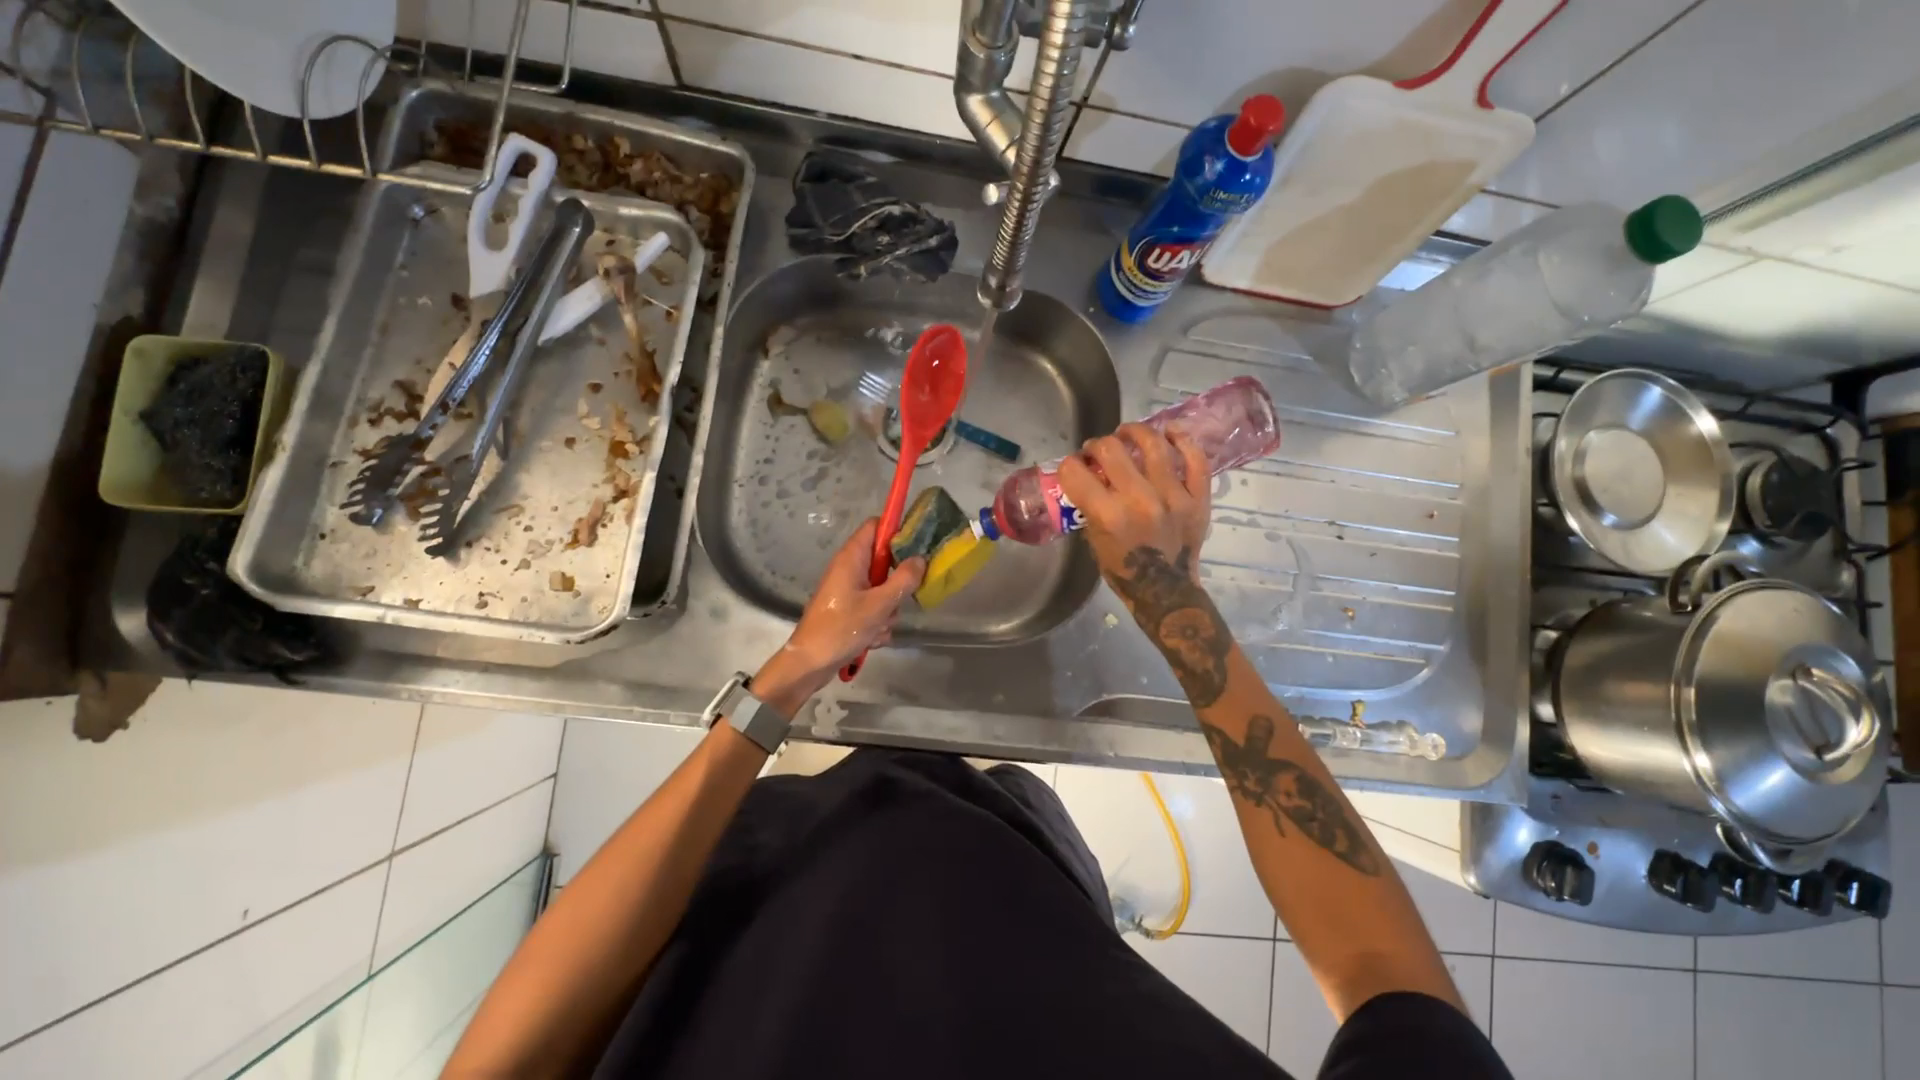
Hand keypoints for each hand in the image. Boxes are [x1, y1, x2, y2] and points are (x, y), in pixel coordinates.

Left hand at [753, 518, 924, 714]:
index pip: (876, 526)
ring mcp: (848, 591)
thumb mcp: (879, 604)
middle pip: (884, 561)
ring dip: (887, 609)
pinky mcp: (848, 611)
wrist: (810, 663)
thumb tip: (920, 559)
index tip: (917, 547)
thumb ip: (904, 580)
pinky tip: (871, 639)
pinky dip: (876, 623)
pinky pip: (873, 609)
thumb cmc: (842, 628)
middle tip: (902, 597)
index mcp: (852, 558)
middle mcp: (849, 569)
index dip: (897, 531)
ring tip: (879, 625)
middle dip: (897, 583)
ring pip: (882, 590)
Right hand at [1059, 426, 1234, 707]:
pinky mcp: (1198, 498)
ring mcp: (1173, 496)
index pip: (1076, 471)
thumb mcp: (1095, 540)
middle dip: (1097, 446)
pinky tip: (1170, 432)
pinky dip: (1183, 440)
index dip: (1071, 464)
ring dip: (1135, 432)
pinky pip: (1195, 459)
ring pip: (1153, 444)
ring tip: (1129, 434)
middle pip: (1111, 448)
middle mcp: (1140, 499)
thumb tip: (1089, 475)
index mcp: (1108, 515)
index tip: (1076, 466)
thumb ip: (1091, 506)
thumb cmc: (1124, 570)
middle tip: (1099, 452)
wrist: (1167, 592)